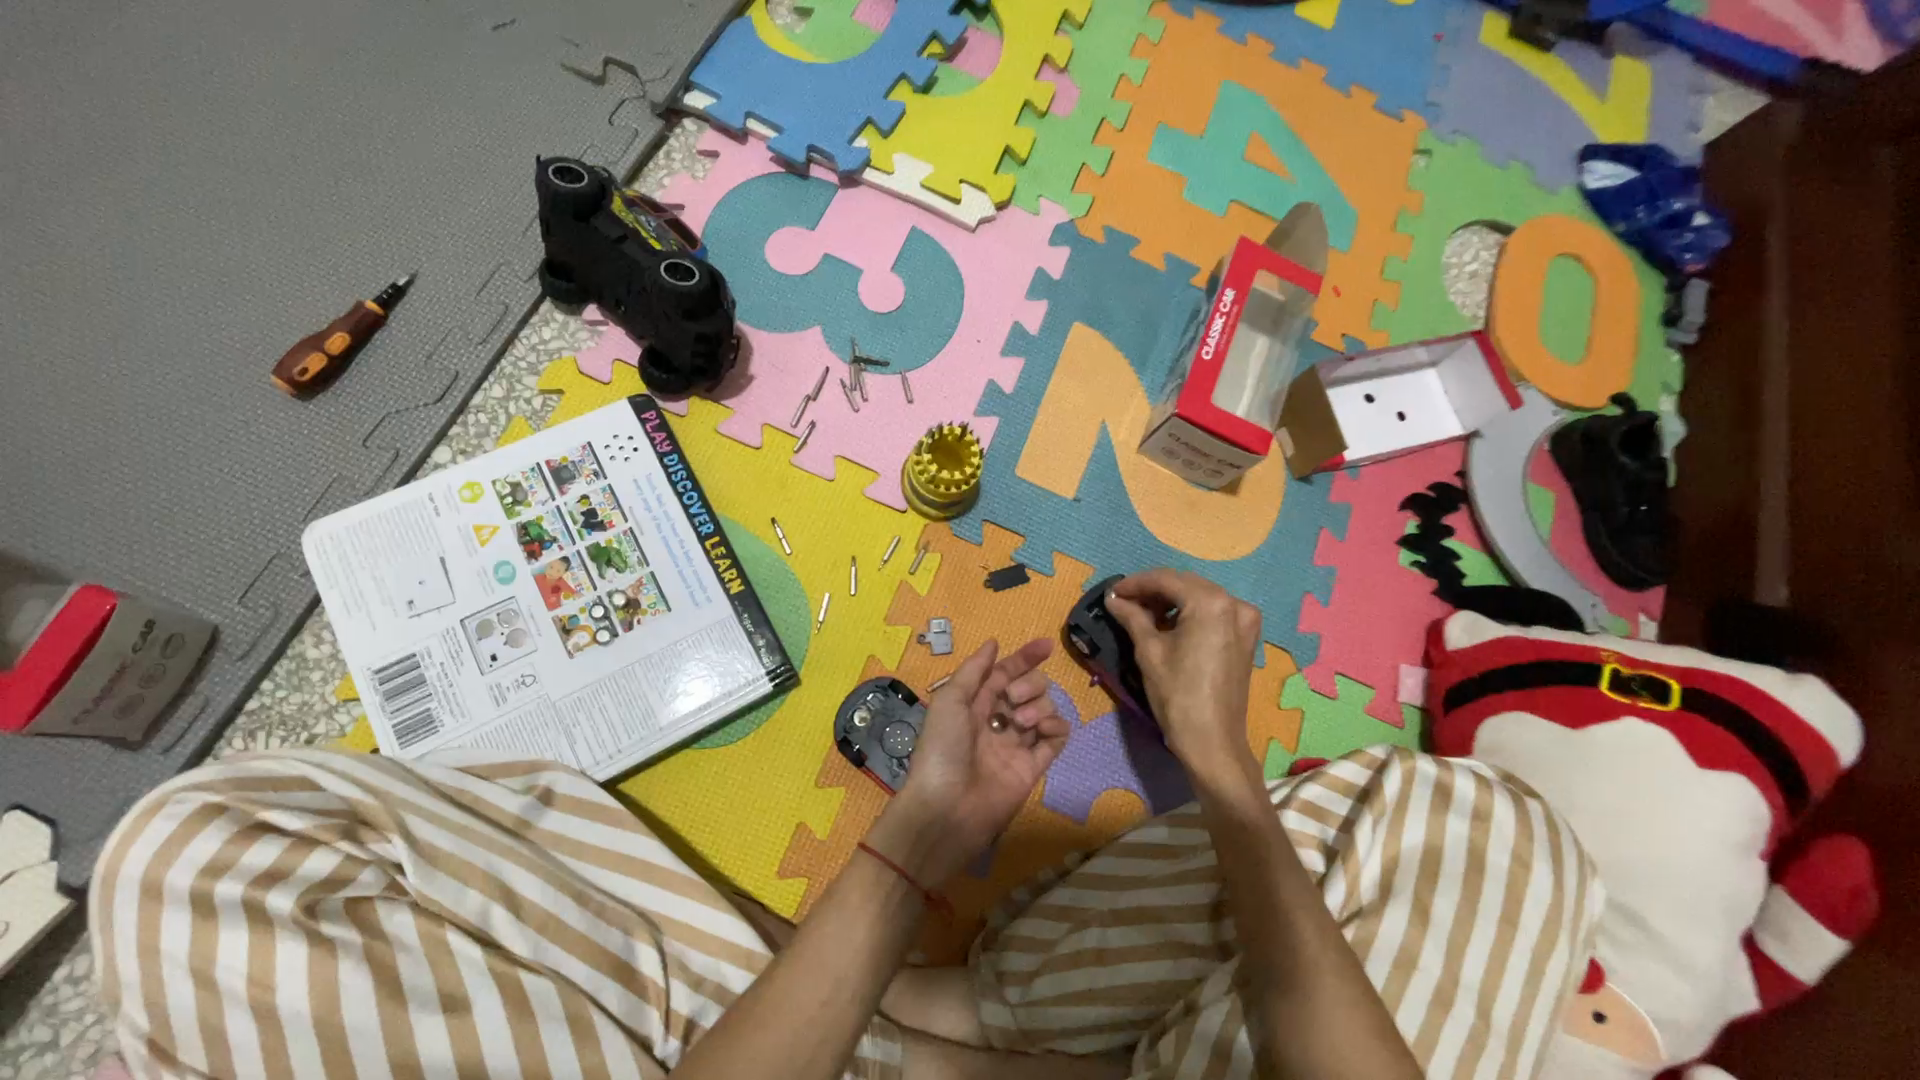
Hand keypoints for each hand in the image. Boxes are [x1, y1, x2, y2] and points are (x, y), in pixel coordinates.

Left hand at [868, 639, 1067, 884]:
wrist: (948, 807)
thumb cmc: (942, 749)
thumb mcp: (950, 700)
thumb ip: (974, 670)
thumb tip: (994, 643)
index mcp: (975, 704)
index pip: (1005, 673)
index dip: (1024, 658)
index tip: (1046, 645)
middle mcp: (998, 721)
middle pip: (1029, 688)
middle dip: (1028, 683)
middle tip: (1014, 699)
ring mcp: (1018, 744)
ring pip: (1044, 709)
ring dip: (1038, 705)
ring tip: (1020, 723)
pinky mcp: (1034, 766)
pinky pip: (1056, 737)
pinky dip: (1056, 726)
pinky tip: (1042, 729)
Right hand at [1106, 569, 1261, 780]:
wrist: (1212, 741)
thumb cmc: (1177, 694)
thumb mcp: (1149, 651)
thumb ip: (1132, 616)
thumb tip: (1114, 598)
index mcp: (1211, 602)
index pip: (1166, 579)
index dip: (1135, 583)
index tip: (1112, 593)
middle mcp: (1234, 603)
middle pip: (1185, 584)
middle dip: (1153, 590)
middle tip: (1123, 602)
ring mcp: (1245, 620)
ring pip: (1200, 597)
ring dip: (1171, 601)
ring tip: (1142, 614)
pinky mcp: (1246, 637)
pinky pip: (1214, 613)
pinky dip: (1190, 613)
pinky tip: (1168, 625)